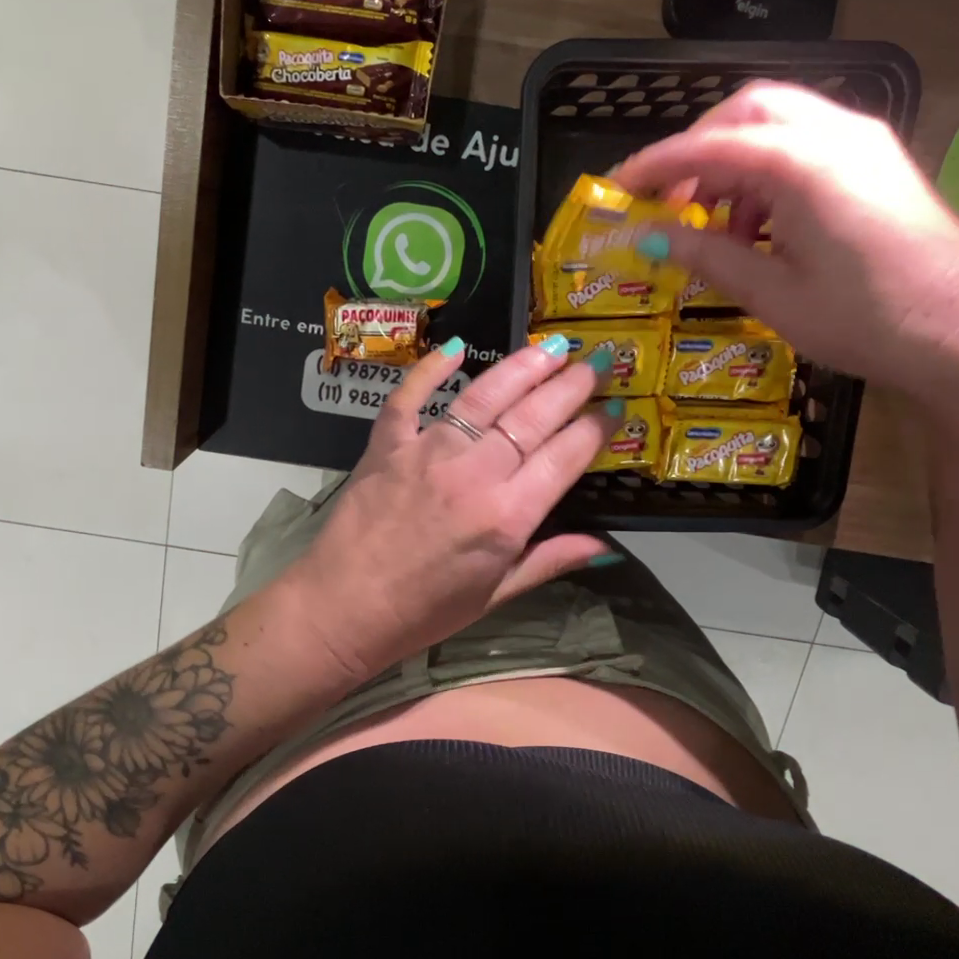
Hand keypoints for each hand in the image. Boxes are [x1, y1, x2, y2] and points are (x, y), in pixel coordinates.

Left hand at [280, 338, 621, 681]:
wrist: (343, 608)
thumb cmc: (424, 612)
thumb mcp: (494, 595)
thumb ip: (548, 561)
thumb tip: (604, 547)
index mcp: (507, 516)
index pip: (564, 457)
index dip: (595, 429)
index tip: (615, 408)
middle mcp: (474, 473)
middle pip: (533, 416)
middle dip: (571, 385)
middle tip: (597, 359)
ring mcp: (427, 452)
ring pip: (484, 396)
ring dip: (522, 367)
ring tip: (551, 347)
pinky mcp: (387, 444)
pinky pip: (410, 396)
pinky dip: (431, 369)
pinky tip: (456, 347)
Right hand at [612, 81, 958, 404]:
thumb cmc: (865, 319)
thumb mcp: (772, 294)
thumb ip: (706, 256)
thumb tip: (647, 239)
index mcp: (803, 164)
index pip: (709, 146)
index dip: (655, 165)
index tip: (614, 189)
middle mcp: (835, 134)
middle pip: (745, 112)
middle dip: (696, 149)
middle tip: (666, 201)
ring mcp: (863, 143)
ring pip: (777, 125)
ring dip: (731, 164)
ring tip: (710, 226)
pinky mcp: (877, 164)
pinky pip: (805, 146)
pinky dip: (765, 174)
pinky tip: (757, 229)